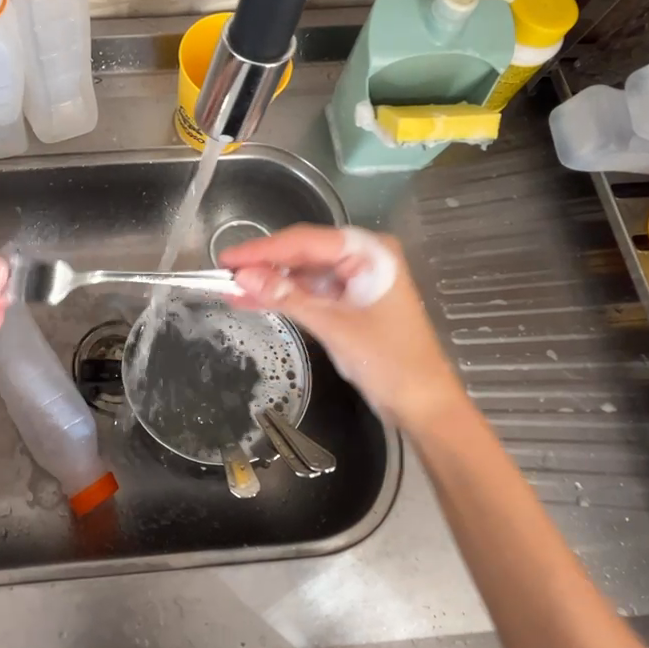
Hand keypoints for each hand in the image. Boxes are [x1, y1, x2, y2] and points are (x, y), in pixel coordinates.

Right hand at [219, 224, 465, 429]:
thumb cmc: (390, 362)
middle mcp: (364, 257)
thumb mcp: (333, 326)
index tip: (227, 258)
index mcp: (370, 252)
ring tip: (230, 289)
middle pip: (303, 252)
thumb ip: (287, 297)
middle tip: (224, 273)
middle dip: (264, 264)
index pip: (306, 241)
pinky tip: (253, 300)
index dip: (263, 250)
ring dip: (270, 282)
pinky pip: (310, 291)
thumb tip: (243, 277)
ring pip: (302, 273)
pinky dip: (284, 297)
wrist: (424, 405)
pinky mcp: (349, 301)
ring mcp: (356, 280)